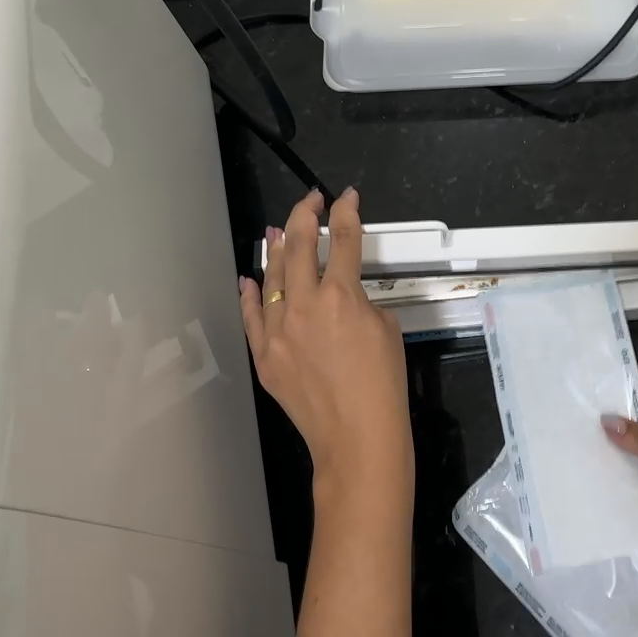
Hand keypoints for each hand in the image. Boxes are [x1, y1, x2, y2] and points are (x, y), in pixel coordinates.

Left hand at [239, 188, 412, 494]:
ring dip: (278, 247)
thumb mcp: (387, 328)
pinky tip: (250, 277)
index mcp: (342, 295)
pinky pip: (252, 317)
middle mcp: (304, 305)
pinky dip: (251, 293)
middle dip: (306, 215)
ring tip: (280, 229)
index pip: (344, 239)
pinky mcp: (265, 356)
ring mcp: (278, 330)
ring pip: (272, 275)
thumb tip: (344, 296)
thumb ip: (362, 301)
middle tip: (311, 200)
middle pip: (301, 245)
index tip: (346, 197)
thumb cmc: (383, 385)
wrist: (356, 438)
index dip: (346, 212)